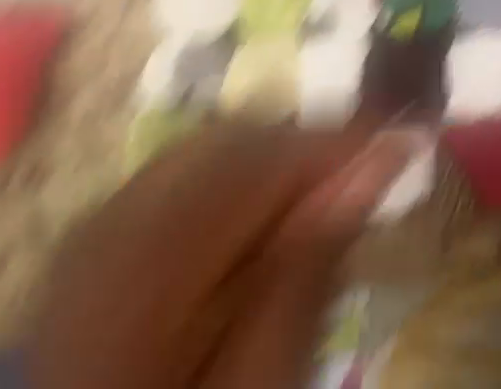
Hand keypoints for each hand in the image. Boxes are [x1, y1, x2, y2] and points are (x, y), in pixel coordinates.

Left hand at [29, 123, 419, 388]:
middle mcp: (108, 229)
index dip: (339, 140)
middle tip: (374, 170)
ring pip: (206, 149)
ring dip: (274, 159)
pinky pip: (177, 173)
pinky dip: (233, 177)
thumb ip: (311, 268)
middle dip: (307, 147)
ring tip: (329, 193)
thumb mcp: (260, 378)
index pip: (260, 162)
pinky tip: (266, 214)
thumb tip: (377, 163)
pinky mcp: (93, 244)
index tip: (408, 136)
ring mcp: (92, 233)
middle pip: (230, 143)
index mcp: (148, 268)